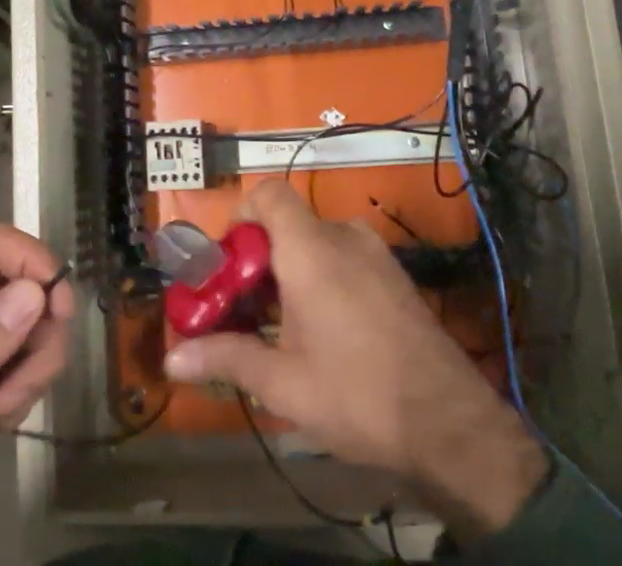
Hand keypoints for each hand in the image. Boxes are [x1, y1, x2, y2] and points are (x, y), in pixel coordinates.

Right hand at [163, 181, 547, 538]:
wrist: (450, 424)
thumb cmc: (357, 396)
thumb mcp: (282, 384)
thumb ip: (226, 359)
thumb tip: (171, 359)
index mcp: (312, 250)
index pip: (268, 196)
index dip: (239, 220)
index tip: (225, 269)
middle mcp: (346, 238)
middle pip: (288, 225)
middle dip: (256, 262)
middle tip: (239, 312)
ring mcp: (378, 257)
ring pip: (317, 245)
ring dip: (288, 274)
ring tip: (274, 329)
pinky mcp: (397, 279)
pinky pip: (345, 260)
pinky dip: (320, 281)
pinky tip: (318, 334)